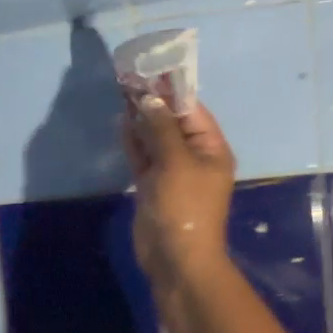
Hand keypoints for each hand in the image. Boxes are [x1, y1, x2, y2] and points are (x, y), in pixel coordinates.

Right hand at [123, 97, 234, 286]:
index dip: (170, 92)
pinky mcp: (152, 186)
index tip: (147, 72)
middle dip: (153, 103)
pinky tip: (122, 123)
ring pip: (155, 138)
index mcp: (211, 149)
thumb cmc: (184, 208)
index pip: (192, 111)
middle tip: (128, 79)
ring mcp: (172, 173)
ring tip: (122, 94)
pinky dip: (134, 141)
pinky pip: (143, 157)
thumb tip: (148, 99)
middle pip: (172, 122)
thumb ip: (161, 128)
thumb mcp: (175, 163)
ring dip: (141, 120)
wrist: (176, 260)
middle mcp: (194, 157)